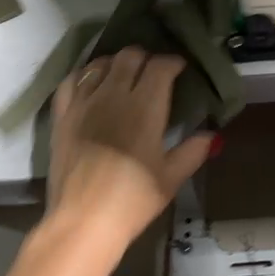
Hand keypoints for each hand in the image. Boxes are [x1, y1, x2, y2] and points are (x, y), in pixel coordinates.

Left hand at [46, 47, 216, 252]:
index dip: (172, 62)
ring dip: (116, 63)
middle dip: (145, 57)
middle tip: (152, 71)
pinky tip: (90, 83)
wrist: (84, 220)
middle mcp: (114, 94)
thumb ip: (193, 151)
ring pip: (100, 64)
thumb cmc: (133, 199)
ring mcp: (84, 102)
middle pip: (129, 56)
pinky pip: (71, 81)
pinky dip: (84, 75)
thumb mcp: (171, 178)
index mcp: (146, 105)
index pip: (160, 66)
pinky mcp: (62, 116)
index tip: (179, 68)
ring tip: (123, 74)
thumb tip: (212, 136)